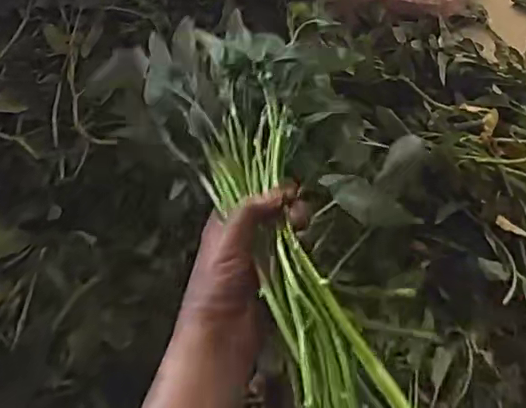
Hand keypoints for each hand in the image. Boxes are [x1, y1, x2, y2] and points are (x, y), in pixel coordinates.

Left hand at [144, 186, 299, 407]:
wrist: (220, 337)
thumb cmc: (216, 283)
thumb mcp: (228, 238)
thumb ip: (250, 211)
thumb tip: (280, 191)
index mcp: (226, 222)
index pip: (250, 195)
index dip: (269, 189)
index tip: (292, 188)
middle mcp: (243, 237)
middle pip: (270, 215)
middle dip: (287, 209)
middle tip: (302, 213)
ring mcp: (260, 260)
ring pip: (283, 236)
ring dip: (296, 229)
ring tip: (305, 228)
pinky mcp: (276, 282)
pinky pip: (292, 261)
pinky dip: (302, 253)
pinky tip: (309, 249)